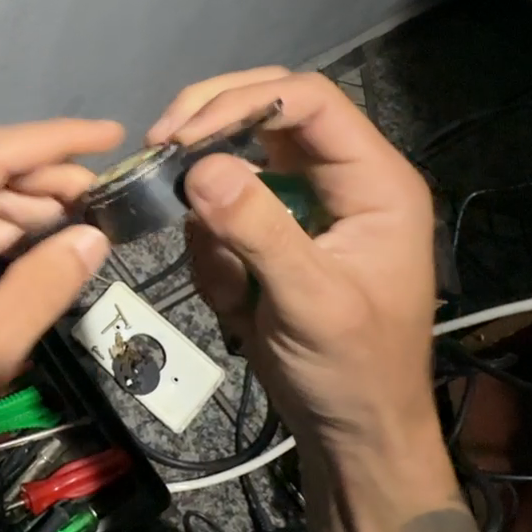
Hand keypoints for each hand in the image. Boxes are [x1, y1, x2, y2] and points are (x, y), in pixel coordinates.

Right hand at [147, 68, 438, 461]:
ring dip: (207, 207)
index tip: (182, 138)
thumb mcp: (311, 303)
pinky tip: (233, 297)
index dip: (241, 102)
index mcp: (373, 180)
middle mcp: (338, 175)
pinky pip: (217, 205)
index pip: (307, 100)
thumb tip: (199, 167)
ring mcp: (301, 198)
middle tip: (158, 148)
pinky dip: (206, 243)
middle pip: (265, 106)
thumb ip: (259, 231)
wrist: (350, 431)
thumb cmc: (352, 370)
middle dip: (208, 123)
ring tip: (225, 280)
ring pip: (232, 157)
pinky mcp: (269, 223)